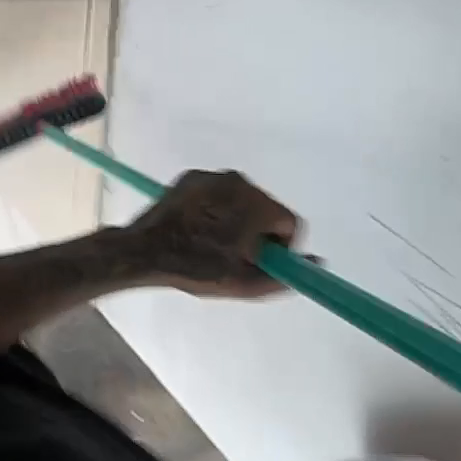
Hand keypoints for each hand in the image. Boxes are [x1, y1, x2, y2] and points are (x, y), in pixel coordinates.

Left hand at [117, 170, 301, 298]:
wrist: (144, 251)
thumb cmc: (196, 267)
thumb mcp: (244, 284)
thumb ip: (285, 276)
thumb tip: (317, 262)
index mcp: (256, 203)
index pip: (289, 223)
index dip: (280, 246)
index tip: (260, 260)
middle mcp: (237, 181)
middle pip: (265, 209)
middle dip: (257, 232)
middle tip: (233, 255)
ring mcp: (211, 176)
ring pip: (240, 201)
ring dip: (236, 220)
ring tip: (212, 243)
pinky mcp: (190, 177)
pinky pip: (216, 194)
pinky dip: (214, 209)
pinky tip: (197, 228)